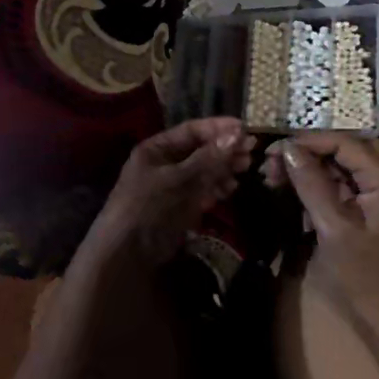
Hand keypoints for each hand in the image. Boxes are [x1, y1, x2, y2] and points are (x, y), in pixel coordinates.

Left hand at [78, 117, 255, 270]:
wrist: (129, 250)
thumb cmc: (149, 206)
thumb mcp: (179, 179)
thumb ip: (208, 158)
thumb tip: (237, 135)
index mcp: (156, 149)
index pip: (191, 131)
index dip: (218, 128)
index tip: (245, 130)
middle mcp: (164, 164)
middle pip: (200, 151)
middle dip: (224, 152)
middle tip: (250, 155)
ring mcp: (172, 186)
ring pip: (203, 172)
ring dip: (223, 171)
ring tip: (243, 172)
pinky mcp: (179, 206)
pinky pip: (201, 191)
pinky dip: (215, 189)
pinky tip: (229, 190)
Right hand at [262, 132, 378, 317]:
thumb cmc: (361, 270)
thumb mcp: (333, 227)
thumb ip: (311, 186)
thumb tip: (287, 151)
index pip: (344, 143)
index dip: (307, 143)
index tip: (273, 152)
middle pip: (340, 150)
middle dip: (303, 153)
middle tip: (269, 165)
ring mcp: (374, 190)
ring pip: (335, 164)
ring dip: (304, 166)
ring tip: (272, 176)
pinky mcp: (362, 203)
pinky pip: (335, 181)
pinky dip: (311, 182)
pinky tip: (287, 189)